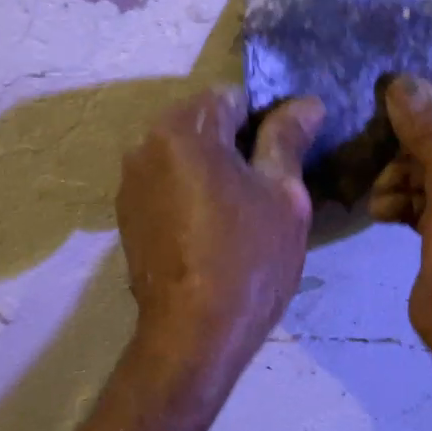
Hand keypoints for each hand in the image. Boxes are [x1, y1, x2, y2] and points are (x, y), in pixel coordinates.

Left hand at [117, 88, 324, 370]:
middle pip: (201, 123)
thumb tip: (305, 103)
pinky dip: (189, 193)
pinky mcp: (127, 216)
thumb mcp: (283, 195)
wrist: (192, 333)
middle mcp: (145, 145)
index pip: (232, 97)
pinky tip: (213, 229)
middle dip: (235, 142)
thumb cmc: (247, 259)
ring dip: (211, 168)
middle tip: (271, 184)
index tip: (288, 152)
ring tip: (243, 210)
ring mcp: (130, 182)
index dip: (266, 117)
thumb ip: (287, 139)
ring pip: (182, 156)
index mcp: (183, 129)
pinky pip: (165, 186)